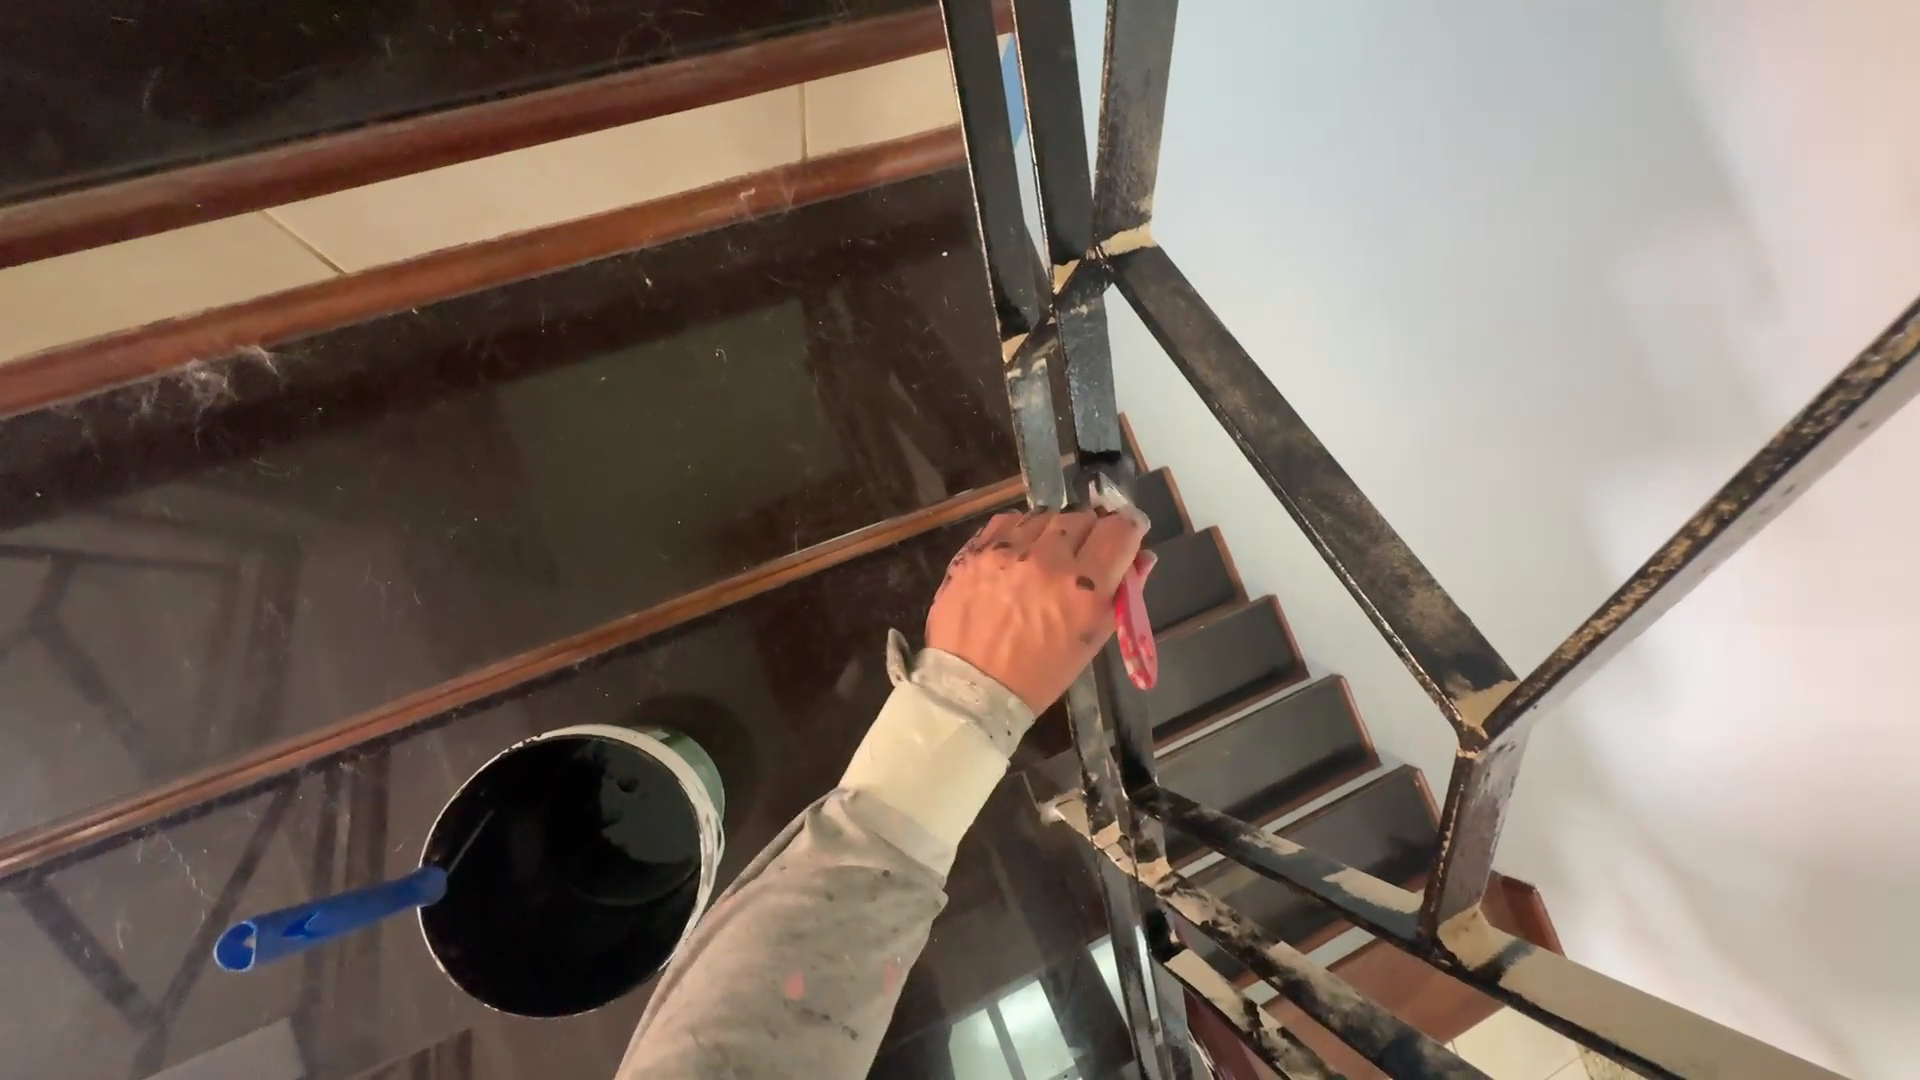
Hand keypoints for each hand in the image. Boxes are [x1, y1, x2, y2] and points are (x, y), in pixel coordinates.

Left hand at [926, 508, 1154, 712]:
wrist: (971, 686)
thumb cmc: (1039, 673)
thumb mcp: (1092, 641)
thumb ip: (1122, 594)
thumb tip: (1142, 556)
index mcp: (1084, 589)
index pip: (1120, 530)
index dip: (1128, 528)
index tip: (1125, 534)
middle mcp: (1048, 560)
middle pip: (1083, 516)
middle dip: (1089, 532)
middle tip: (1081, 554)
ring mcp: (1008, 551)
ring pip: (1045, 515)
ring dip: (1052, 531)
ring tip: (1045, 556)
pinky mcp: (975, 550)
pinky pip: (1007, 521)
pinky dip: (1018, 531)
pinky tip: (1017, 552)